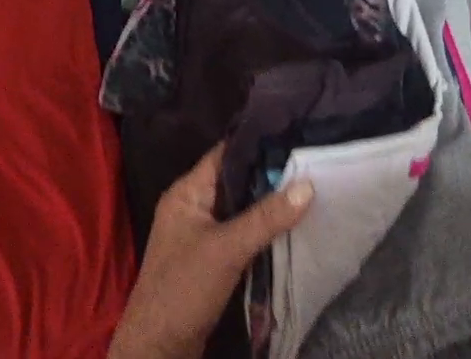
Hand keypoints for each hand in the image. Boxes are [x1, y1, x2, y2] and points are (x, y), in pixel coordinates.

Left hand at [107, 146, 313, 358]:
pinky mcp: (212, 259)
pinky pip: (243, 232)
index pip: (226, 153)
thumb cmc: (183, 290)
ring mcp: (202, 233)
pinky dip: (264, 229)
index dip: (259, 142)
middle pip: (237, 180)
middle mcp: (194, 206)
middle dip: (271, 175)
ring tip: (311, 187)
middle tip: (313, 161)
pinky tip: (292, 224)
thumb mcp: (226, 250)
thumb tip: (309, 185)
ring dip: (270, 203)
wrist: (158, 352)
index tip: (297, 133)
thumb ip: (266, 218)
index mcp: (187, 192)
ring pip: (242, 208)